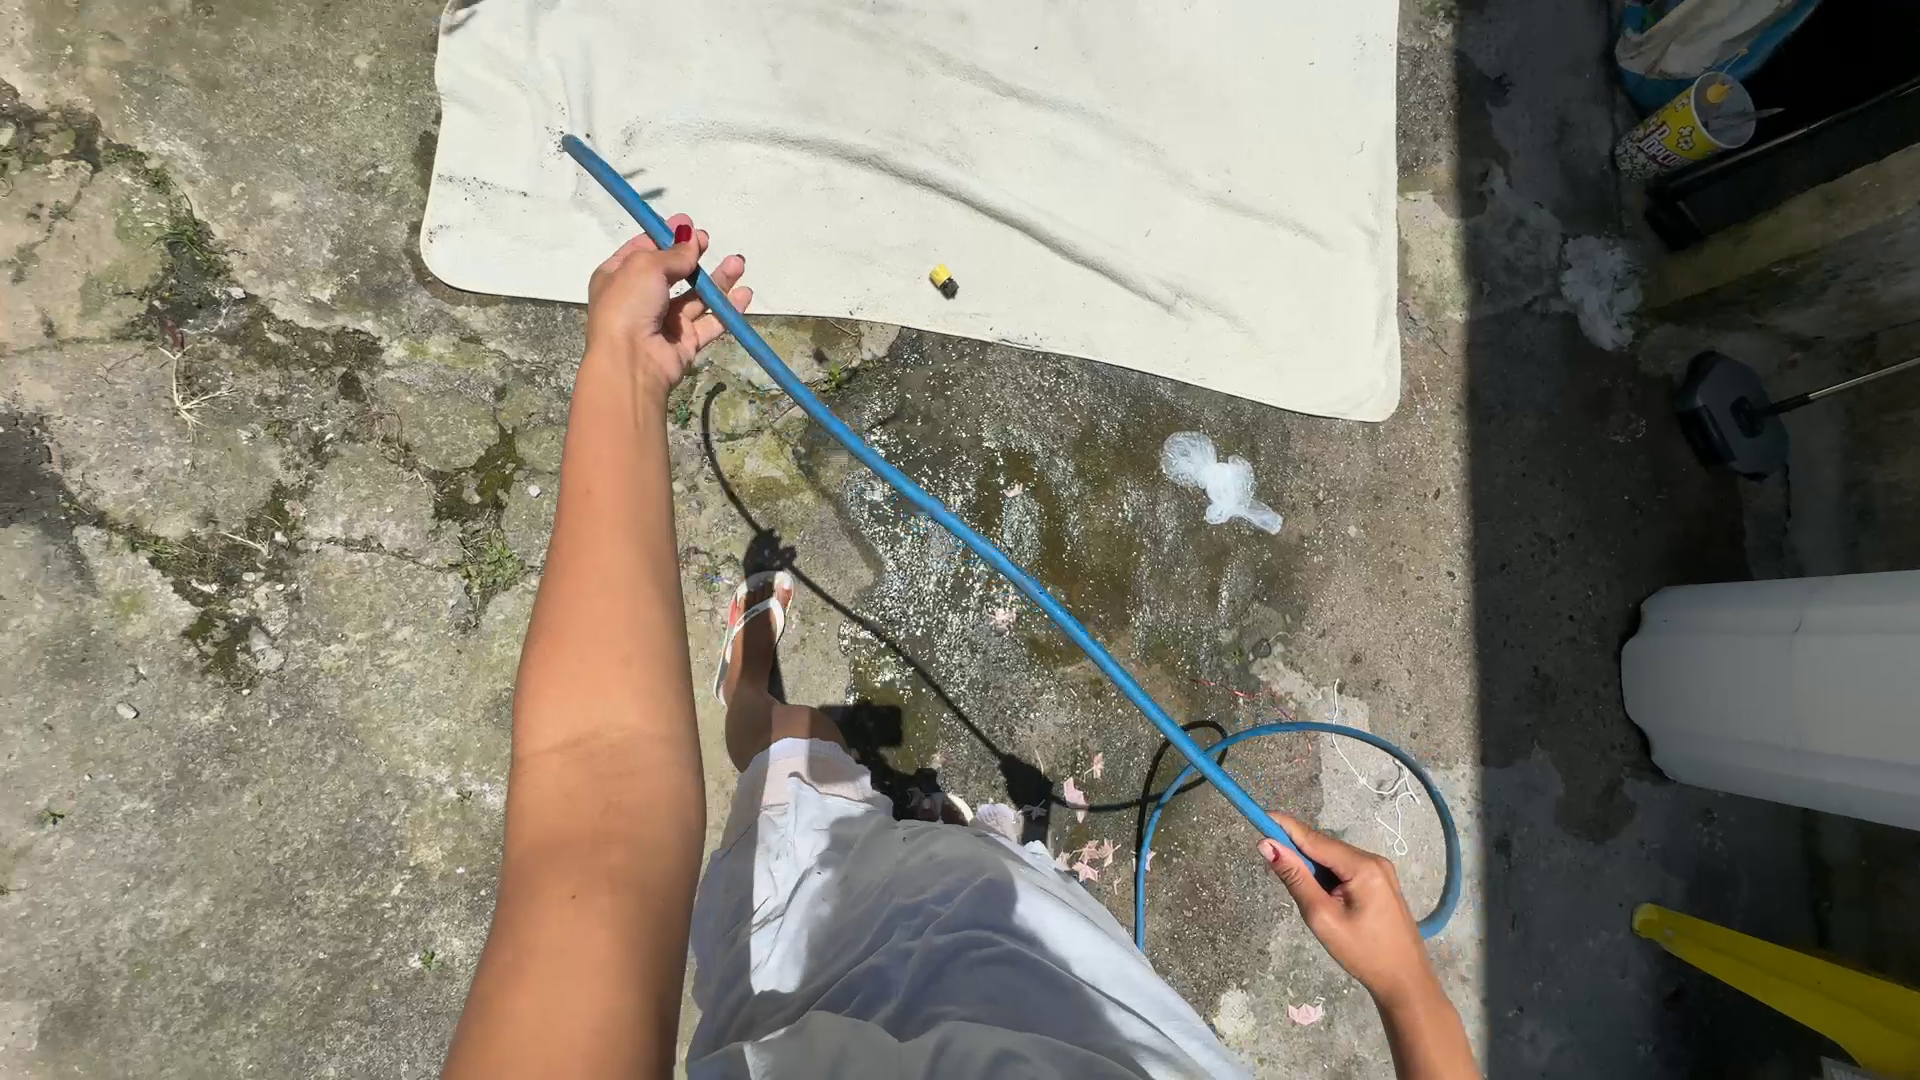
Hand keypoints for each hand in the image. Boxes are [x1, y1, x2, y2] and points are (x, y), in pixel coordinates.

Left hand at [584, 212, 752, 396]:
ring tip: (738, 263)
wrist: (631, 361)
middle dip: (693, 257)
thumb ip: (673, 253)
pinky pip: (710, 322)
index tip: (688, 226)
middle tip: (709, 241)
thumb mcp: (644, 266)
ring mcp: (665, 322)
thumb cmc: (628, 305)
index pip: (644, 251)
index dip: (667, 237)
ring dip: (717, 280)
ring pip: (696, 297)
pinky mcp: (686, 342)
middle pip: (673, 273)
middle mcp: (641, 299)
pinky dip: (727, 310)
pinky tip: (744, 295)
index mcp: (619, 277)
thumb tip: (691, 237)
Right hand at [1258, 811, 1435, 1006]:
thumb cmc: (1363, 953)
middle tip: (1278, 874)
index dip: (1283, 827)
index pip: (1312, 837)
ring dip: (1311, 868)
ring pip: (1331, 857)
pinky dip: (1325, 876)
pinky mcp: (1380, 881)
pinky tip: (1324, 899)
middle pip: (1322, 846)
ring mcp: (1379, 870)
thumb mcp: (1321, 916)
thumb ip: (1294, 877)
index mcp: (1362, 866)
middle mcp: (1372, 859)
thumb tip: (1266, 844)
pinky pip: (1342, 868)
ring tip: (1308, 897)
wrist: (1407, 985)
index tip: (1257, 818)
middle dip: (1297, 853)